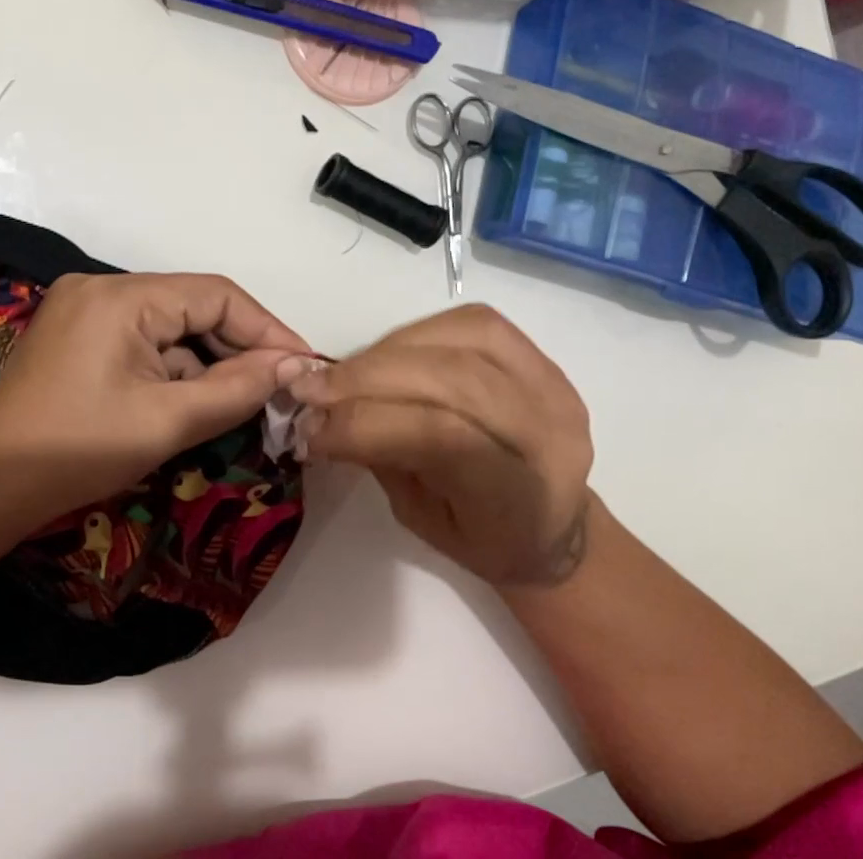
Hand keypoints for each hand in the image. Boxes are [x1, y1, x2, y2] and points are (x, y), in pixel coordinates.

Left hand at [0, 273, 310, 565]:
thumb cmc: (78, 451)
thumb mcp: (167, 422)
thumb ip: (237, 389)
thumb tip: (293, 366)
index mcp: (119, 295)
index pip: (215, 295)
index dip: (266, 330)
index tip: (303, 369)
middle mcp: (99, 289)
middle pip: (190, 308)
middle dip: (235, 351)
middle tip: (277, 394)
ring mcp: (81, 313)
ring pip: (166, 330)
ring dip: (203, 366)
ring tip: (238, 408)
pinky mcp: (72, 340)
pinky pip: (137, 345)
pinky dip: (168, 372)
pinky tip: (188, 407)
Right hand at [289, 305, 594, 586]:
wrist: (555, 527)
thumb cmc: (483, 538)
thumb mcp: (420, 518)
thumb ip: (380, 460)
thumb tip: (320, 418)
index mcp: (520, 490)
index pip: (438, 435)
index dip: (363, 422)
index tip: (307, 428)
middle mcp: (546, 428)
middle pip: (450, 377)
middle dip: (366, 378)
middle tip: (309, 389)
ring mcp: (551, 385)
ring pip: (461, 338)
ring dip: (386, 352)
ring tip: (342, 373)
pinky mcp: (541, 359)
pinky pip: (473, 324)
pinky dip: (417, 333)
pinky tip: (385, 355)